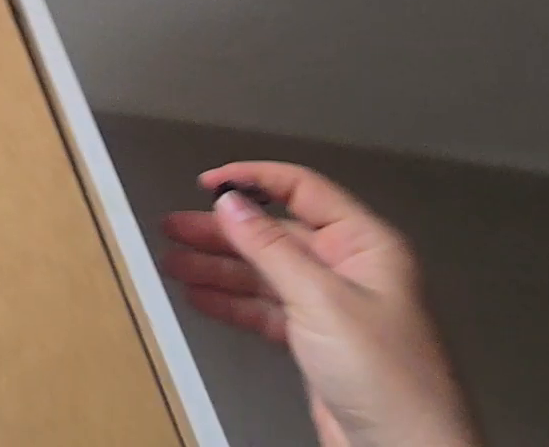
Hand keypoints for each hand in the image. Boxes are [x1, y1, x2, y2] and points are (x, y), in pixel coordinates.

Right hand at [161, 162, 479, 446]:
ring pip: (263, 272)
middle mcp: (347, 266)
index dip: (252, 179)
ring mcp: (329, 305)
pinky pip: (264, 308)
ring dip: (217, 268)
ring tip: (170, 264)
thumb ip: (268, 246)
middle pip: (273, 233)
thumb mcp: (320, 299)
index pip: (301, 190)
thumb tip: (226, 199)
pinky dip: (230, 302)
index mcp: (363, 244)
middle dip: (221, 232)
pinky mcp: (315, 340)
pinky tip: (196, 296)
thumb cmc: (379, 370)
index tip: (205, 183)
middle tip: (171, 229)